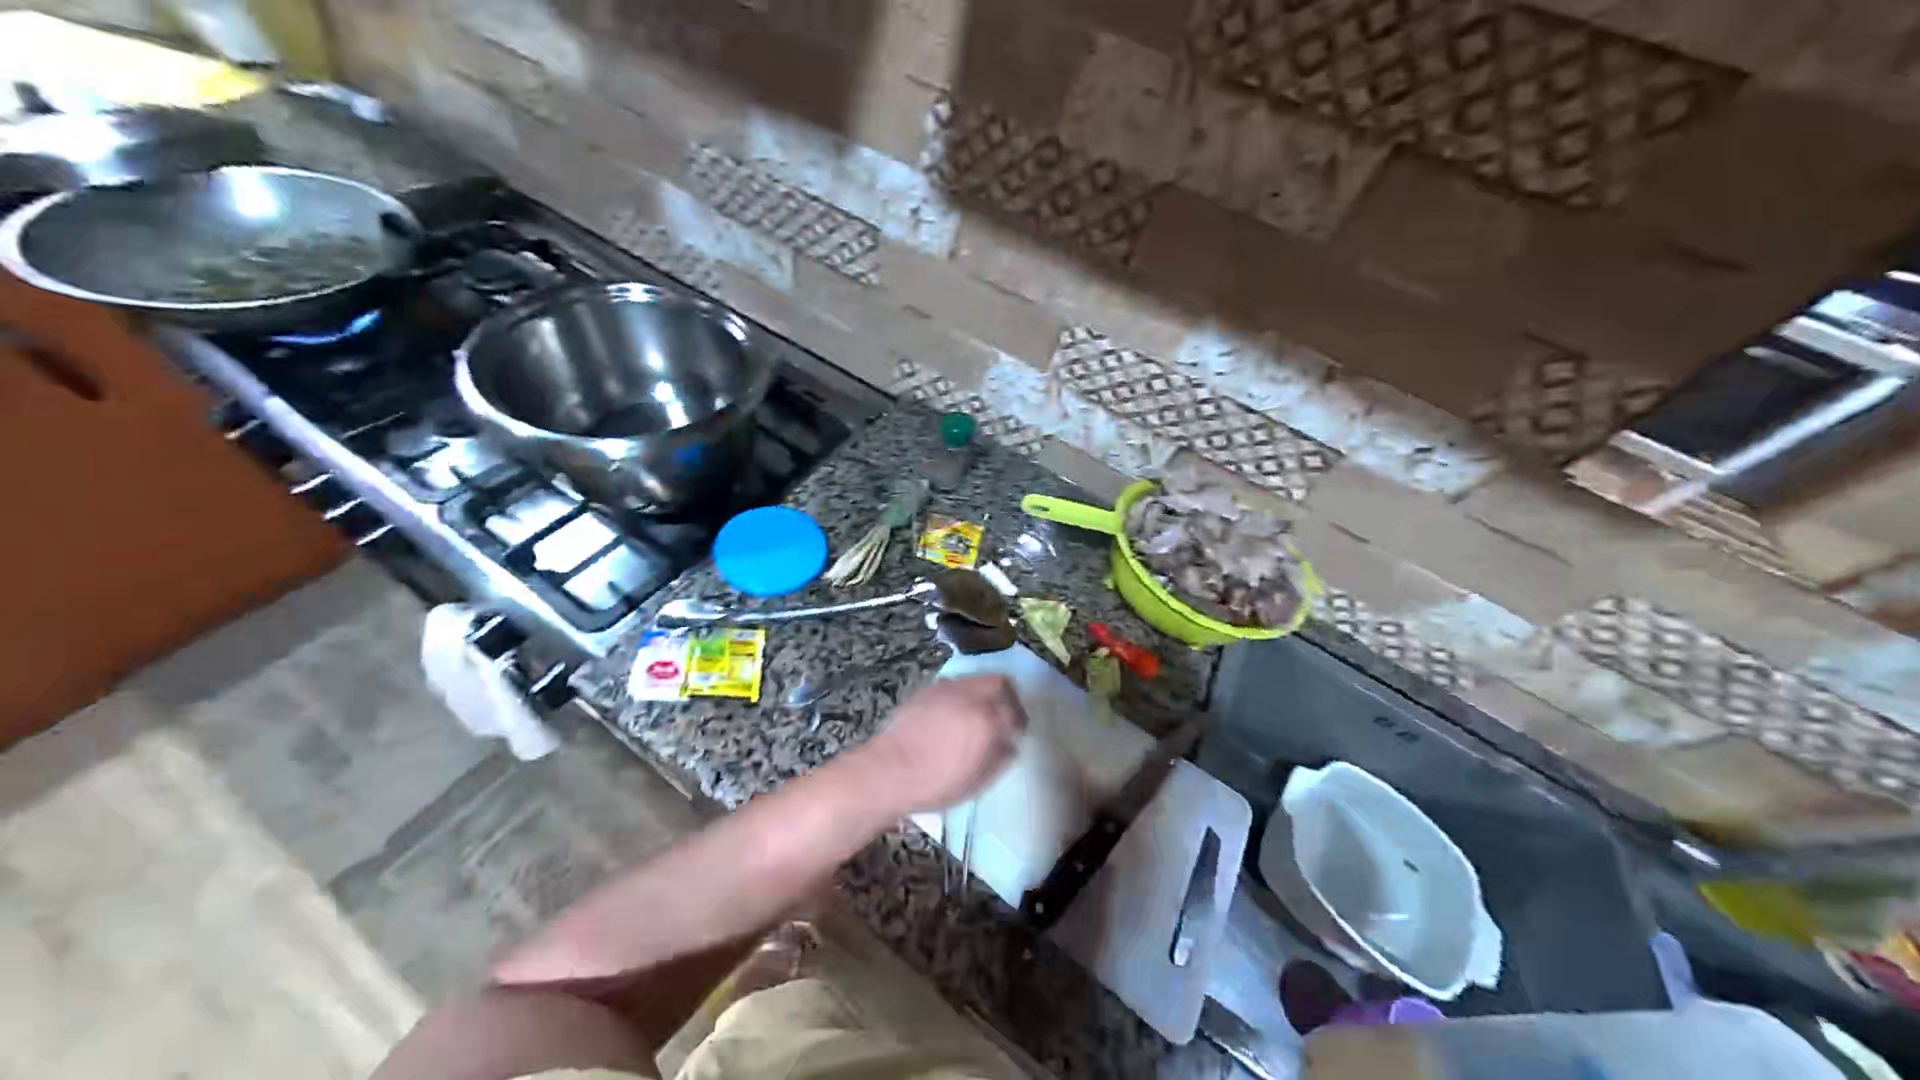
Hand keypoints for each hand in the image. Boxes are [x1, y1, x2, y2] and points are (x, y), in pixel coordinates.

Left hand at [850, 675, 1026, 817]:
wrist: (887, 771)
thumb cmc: (934, 784)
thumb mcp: (976, 782)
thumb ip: (999, 758)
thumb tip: (1009, 743)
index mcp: (986, 721)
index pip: (1014, 712)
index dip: (1020, 722)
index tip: (1017, 732)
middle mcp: (969, 697)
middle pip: (1001, 682)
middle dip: (1009, 696)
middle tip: (1007, 714)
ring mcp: (947, 689)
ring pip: (978, 678)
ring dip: (987, 692)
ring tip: (982, 712)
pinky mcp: (927, 690)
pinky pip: (956, 684)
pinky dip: (965, 694)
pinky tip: (957, 713)